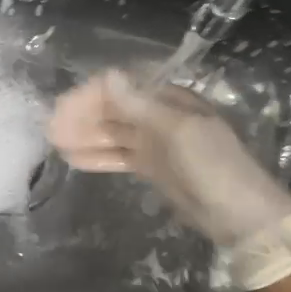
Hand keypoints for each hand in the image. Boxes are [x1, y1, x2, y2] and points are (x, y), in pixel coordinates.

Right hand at [49, 69, 290, 289]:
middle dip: (82, 117)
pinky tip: (74, 161)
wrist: (240, 215)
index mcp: (170, 100)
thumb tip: (108, 76)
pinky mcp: (153, 168)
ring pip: (113, 134)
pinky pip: (119, 156)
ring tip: (55, 145)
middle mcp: (161, 117)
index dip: (90, 96)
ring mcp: (157, 144)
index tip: (62, 109)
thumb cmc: (213, 168)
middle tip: (50, 129)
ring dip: (85, 137)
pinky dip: (98, 157)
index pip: (122, 89)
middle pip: (115, 110)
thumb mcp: (176, 132)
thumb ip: (139, 106)